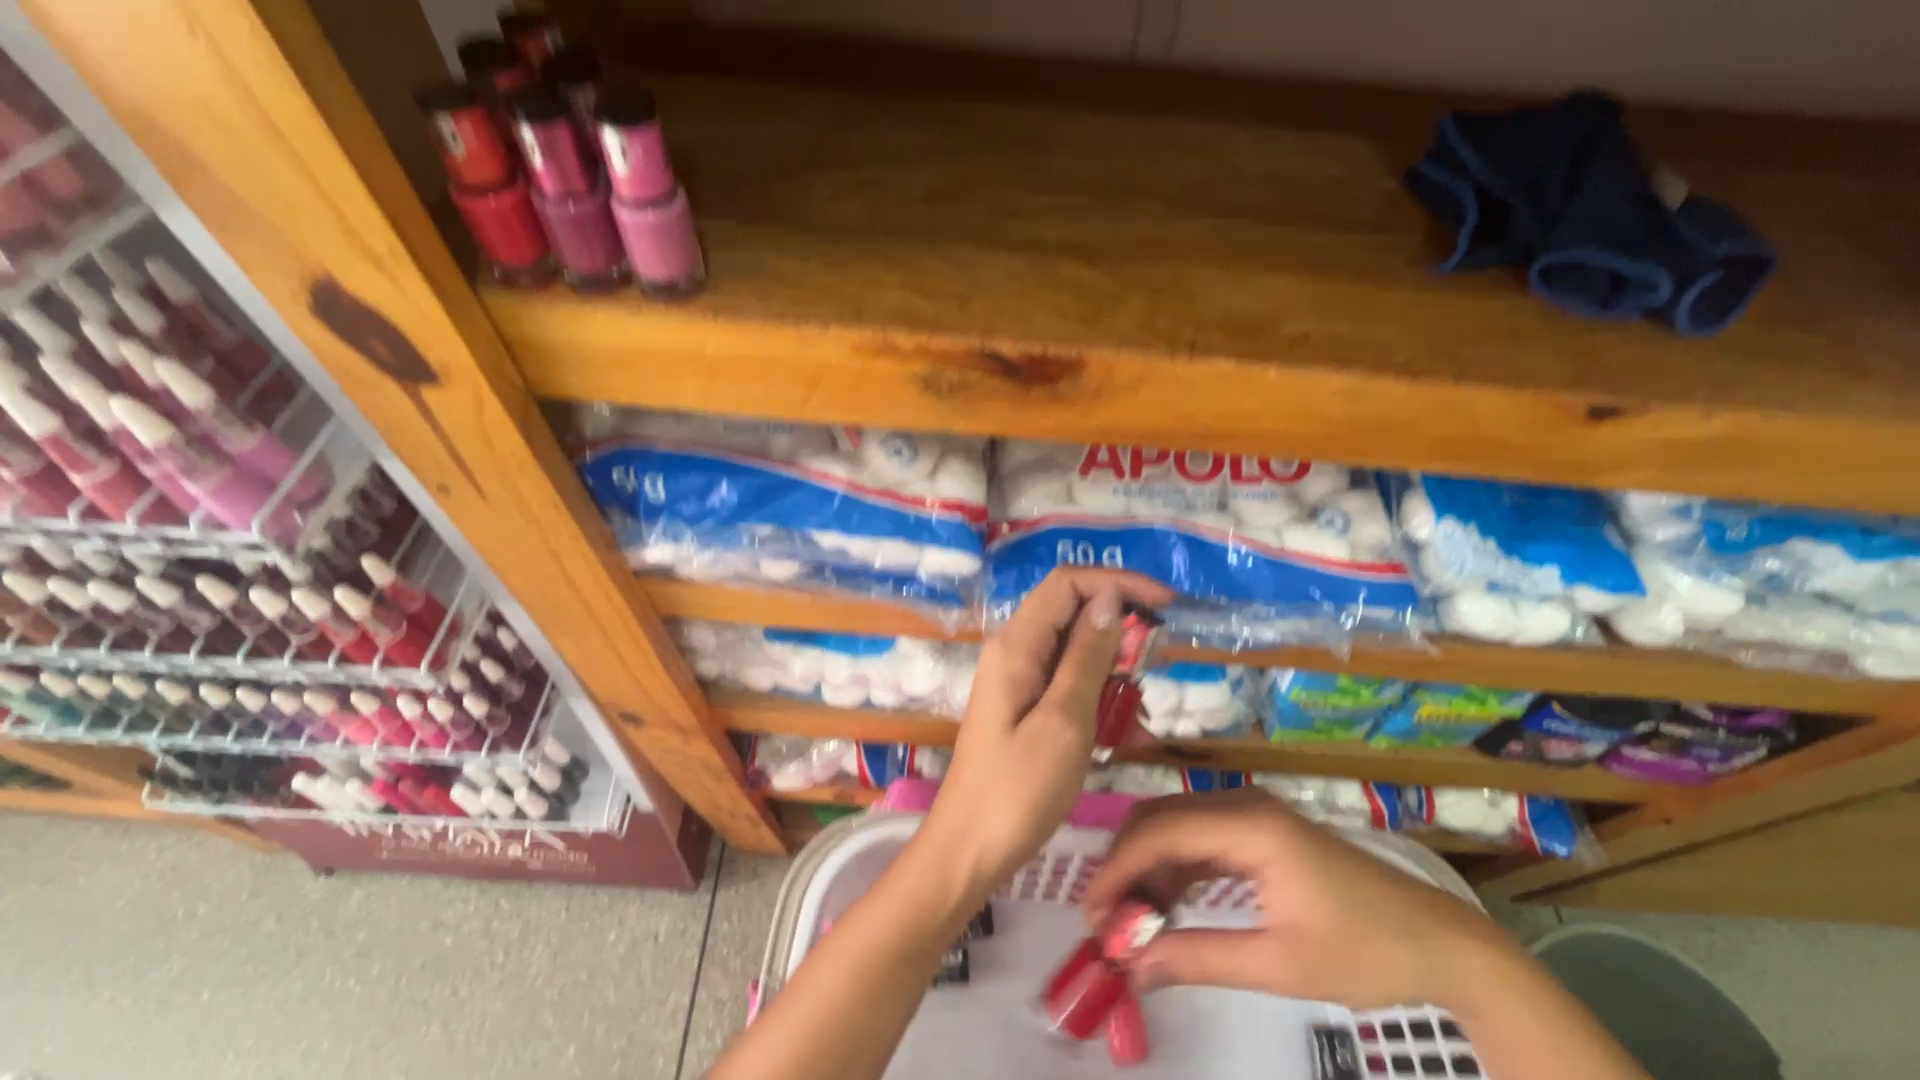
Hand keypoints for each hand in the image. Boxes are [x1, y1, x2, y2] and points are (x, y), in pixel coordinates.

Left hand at [918, 568, 1174, 895]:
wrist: (970, 851)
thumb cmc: (1019, 790)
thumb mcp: (1065, 721)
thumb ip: (1088, 656)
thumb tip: (1110, 599)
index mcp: (1017, 645)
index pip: (1069, 583)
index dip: (1119, 584)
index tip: (1167, 608)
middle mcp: (1014, 652)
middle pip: (1073, 613)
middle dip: (1121, 634)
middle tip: (1153, 674)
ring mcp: (1017, 681)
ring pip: (1076, 652)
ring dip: (1115, 674)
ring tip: (1140, 718)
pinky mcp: (1024, 709)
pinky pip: (1069, 686)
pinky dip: (1100, 701)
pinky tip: (1123, 736)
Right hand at [1084, 789, 1518, 1009]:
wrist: (1441, 944)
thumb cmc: (1365, 952)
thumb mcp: (1277, 964)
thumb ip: (1196, 958)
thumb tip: (1129, 964)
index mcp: (1251, 826)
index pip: (1158, 833)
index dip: (1116, 872)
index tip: (1091, 917)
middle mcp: (1244, 806)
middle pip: (1158, 820)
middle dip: (1124, 868)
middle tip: (1105, 924)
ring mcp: (1254, 816)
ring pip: (1174, 828)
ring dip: (1146, 871)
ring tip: (1129, 924)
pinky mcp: (1261, 833)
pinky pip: (1199, 841)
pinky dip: (1174, 872)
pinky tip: (1164, 910)